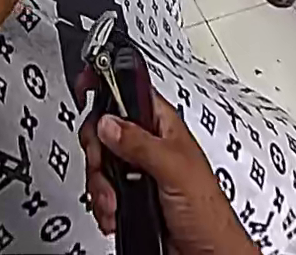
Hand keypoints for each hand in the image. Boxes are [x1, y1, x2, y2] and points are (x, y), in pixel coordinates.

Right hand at [81, 92, 255, 254]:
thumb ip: (140, 142)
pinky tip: (115, 213)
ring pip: (101, 161)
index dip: (108, 83)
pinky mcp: (129, 196)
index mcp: (162, 123)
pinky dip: (102, 203)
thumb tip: (109, 123)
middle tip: (103, 164)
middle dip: (98, 150)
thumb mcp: (174, 167)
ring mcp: (137, 170)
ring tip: (114, 200)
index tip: (87, 83)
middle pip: (105, 128)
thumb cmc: (208, 211)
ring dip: (100, 184)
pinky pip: (102, 190)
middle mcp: (148, 143)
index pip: (130, 91)